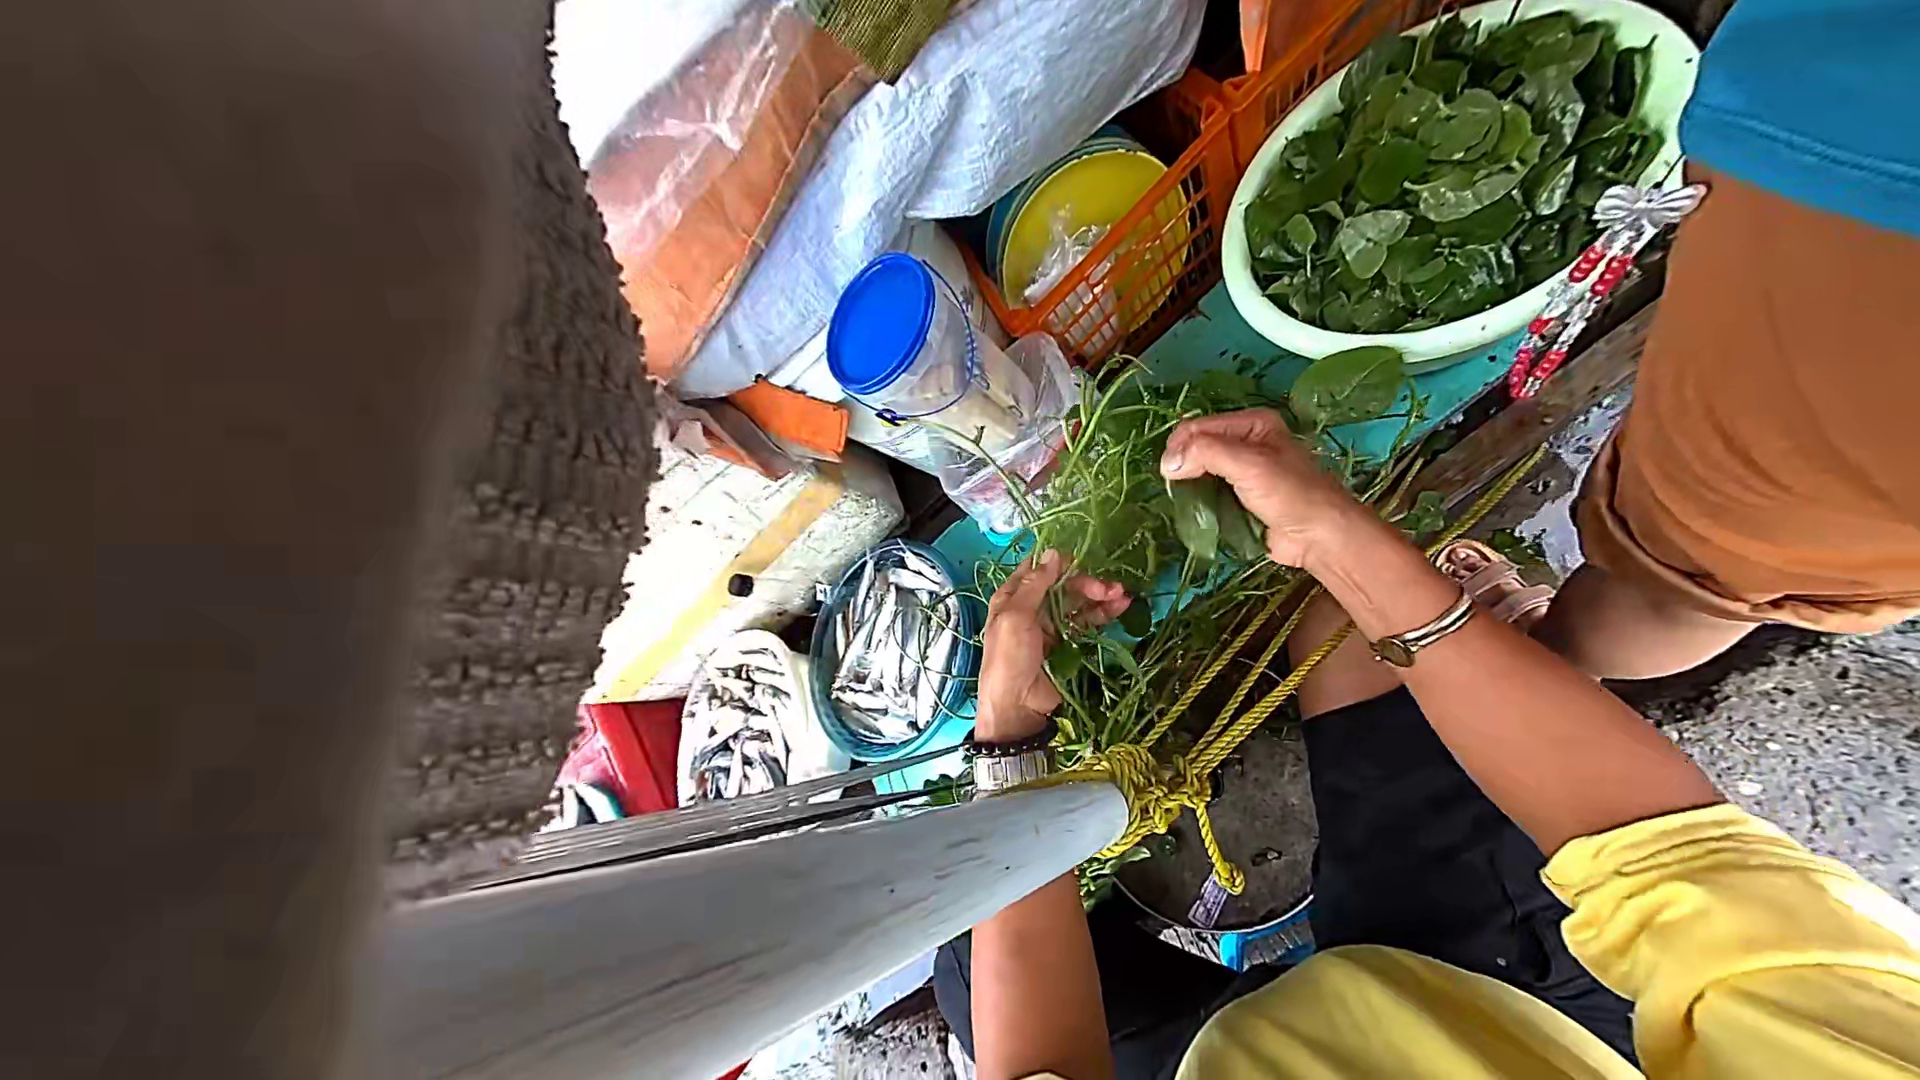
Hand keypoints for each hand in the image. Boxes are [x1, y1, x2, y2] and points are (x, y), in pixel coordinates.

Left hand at [977, 550, 1130, 741]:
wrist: (1018, 707)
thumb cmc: (1009, 658)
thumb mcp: (1015, 617)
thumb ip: (1034, 584)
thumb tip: (1052, 552)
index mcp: (1012, 597)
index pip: (1037, 568)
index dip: (1059, 560)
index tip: (1084, 557)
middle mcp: (1031, 606)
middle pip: (1062, 584)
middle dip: (1086, 582)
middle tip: (1107, 588)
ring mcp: (1050, 625)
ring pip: (1078, 602)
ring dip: (1099, 595)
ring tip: (1121, 595)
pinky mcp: (1067, 642)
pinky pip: (1086, 621)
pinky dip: (1103, 613)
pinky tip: (1120, 606)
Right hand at [1160, 408, 1366, 568]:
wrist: (1319, 536)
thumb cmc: (1290, 495)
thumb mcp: (1248, 465)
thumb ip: (1206, 454)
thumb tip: (1167, 464)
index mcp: (1250, 423)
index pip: (1197, 426)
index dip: (1179, 447)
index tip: (1171, 473)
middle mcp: (1244, 442)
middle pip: (1194, 447)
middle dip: (1181, 465)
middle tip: (1176, 487)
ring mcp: (1240, 470)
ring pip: (1197, 471)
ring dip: (1186, 485)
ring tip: (1183, 500)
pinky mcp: (1236, 496)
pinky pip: (1205, 492)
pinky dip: (1195, 500)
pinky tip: (1193, 509)